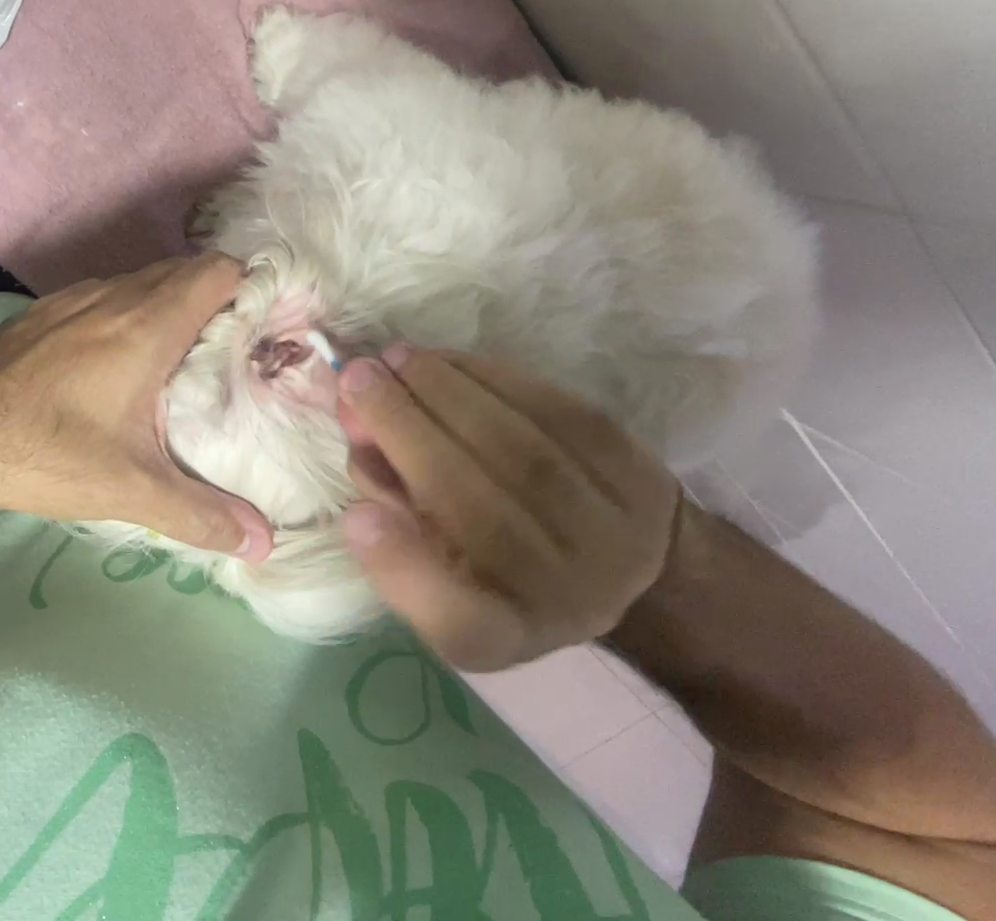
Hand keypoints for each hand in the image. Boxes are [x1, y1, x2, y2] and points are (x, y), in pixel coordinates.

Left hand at [0, 253, 273, 559]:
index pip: (218, 271)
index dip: (250, 290)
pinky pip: (99, 299)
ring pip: (137, 284)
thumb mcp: (130, 489)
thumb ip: (202, 514)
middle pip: (182, 274)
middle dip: (215, 304)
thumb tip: (263, 543)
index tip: (262, 332)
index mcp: (146, 325)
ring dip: (165, 309)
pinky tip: (111, 367)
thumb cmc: (44, 455)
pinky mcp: (38, 314)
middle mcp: (110, 296)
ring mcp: (68, 299)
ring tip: (176, 362)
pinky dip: (122, 317)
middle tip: (229, 355)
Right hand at [335, 345, 685, 670]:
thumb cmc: (497, 567)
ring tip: (394, 360)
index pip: (458, 622)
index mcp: (503, 635)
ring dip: (446, 392)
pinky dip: (491, 379)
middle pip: (479, 513)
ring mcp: (614, 537)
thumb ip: (391, 516)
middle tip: (356, 378)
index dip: (402, 571)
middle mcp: (566, 600)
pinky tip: (445, 361)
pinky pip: (557, 414)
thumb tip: (361, 441)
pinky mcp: (641, 476)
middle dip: (406, 432)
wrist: (619, 562)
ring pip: (519, 451)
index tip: (354, 516)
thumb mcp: (435, 569)